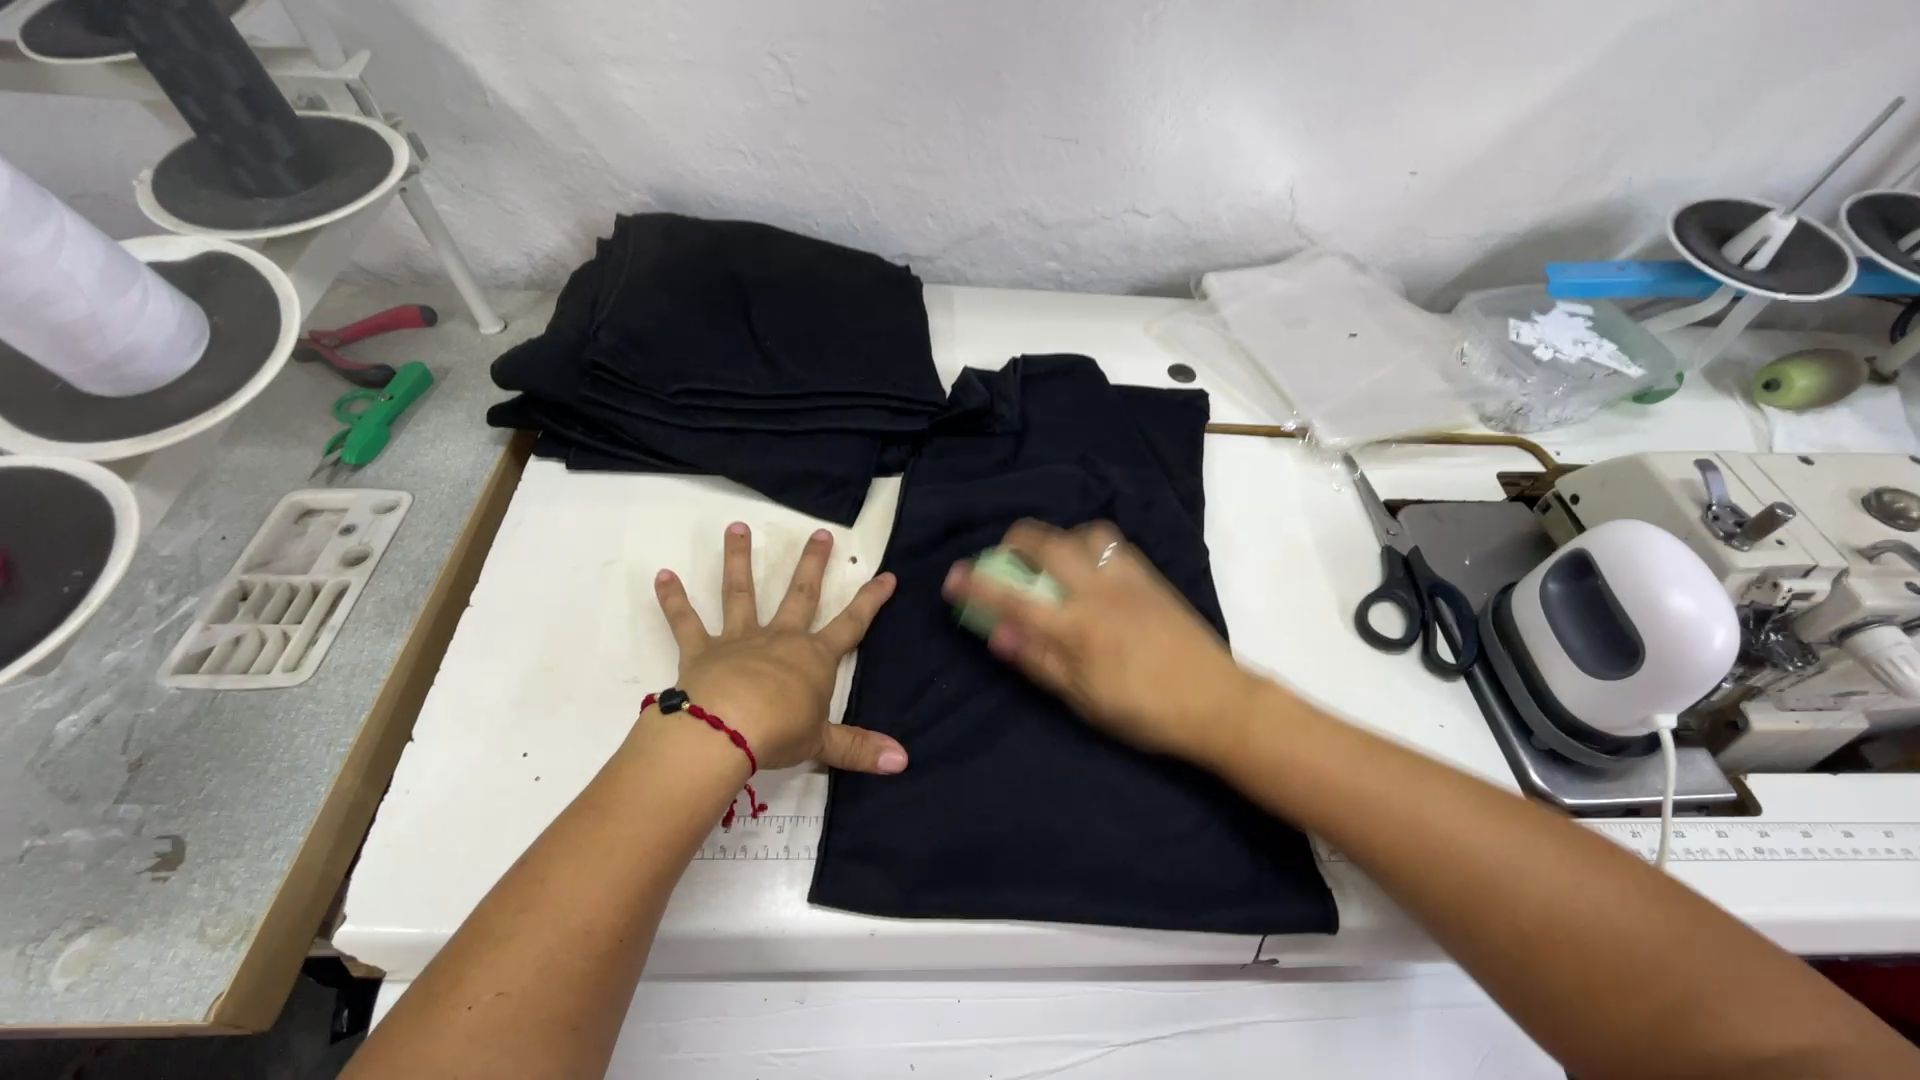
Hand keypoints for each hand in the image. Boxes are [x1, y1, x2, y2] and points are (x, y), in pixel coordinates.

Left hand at [652, 522, 906, 774]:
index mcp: (813, 659)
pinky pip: (685, 621)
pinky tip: (663, 575)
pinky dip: (673, 599)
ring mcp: (739, 640)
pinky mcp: (701, 650)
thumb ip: (861, 748)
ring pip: (740, 593)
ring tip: (737, 527)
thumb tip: (903, 762)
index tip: (887, 575)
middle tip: (819, 533)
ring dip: (739, 559)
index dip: (871, 601)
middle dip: (812, 564)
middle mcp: (779, 639)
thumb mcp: (824, 743)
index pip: (851, 624)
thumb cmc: (779, 732)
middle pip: (800, 594)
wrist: (725, 729)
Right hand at [943, 520, 1257, 764]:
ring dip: (1057, 538)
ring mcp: (1129, 579)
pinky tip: (1089, 564)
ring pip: (1084, 534)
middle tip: (1001, 553)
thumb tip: (996, 635)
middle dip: (1015, 540)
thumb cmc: (1145, 712)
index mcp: (1077, 628)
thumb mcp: (1083, 700)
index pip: (1014, 599)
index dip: (978, 586)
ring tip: (1049, 558)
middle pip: (1047, 545)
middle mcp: (1099, 591)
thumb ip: (1038, 662)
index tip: (953, 577)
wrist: (1218, 703)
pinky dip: (1089, 544)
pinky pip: (1113, 545)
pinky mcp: (1152, 577)